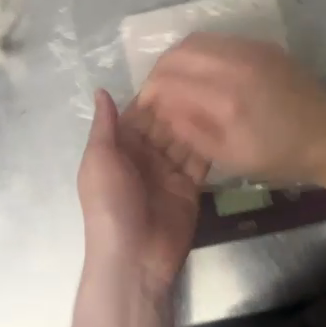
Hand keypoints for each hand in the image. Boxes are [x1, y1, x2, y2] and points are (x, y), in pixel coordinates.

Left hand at [77, 90, 206, 296]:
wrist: (134, 259)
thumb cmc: (109, 205)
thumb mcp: (99, 160)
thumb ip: (104, 125)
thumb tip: (101, 90)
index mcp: (120, 147)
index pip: (139, 113)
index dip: (154, 94)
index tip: (175, 68)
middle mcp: (145, 155)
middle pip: (164, 123)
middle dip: (179, 104)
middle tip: (205, 76)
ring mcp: (168, 171)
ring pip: (184, 138)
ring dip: (197, 119)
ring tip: (219, 92)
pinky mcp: (190, 187)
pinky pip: (200, 160)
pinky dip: (210, 143)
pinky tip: (226, 121)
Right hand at [137, 33, 325, 183]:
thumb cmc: (280, 156)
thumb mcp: (230, 158)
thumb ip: (190, 132)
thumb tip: (162, 110)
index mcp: (224, 99)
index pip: (167, 81)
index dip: (149, 93)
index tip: (146, 108)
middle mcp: (232, 65)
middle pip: (176, 54)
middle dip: (159, 73)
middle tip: (157, 94)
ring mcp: (248, 49)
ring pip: (194, 41)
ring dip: (177, 60)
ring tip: (176, 83)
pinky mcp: (259, 44)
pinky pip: (216, 40)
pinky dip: (199, 54)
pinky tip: (202, 74)